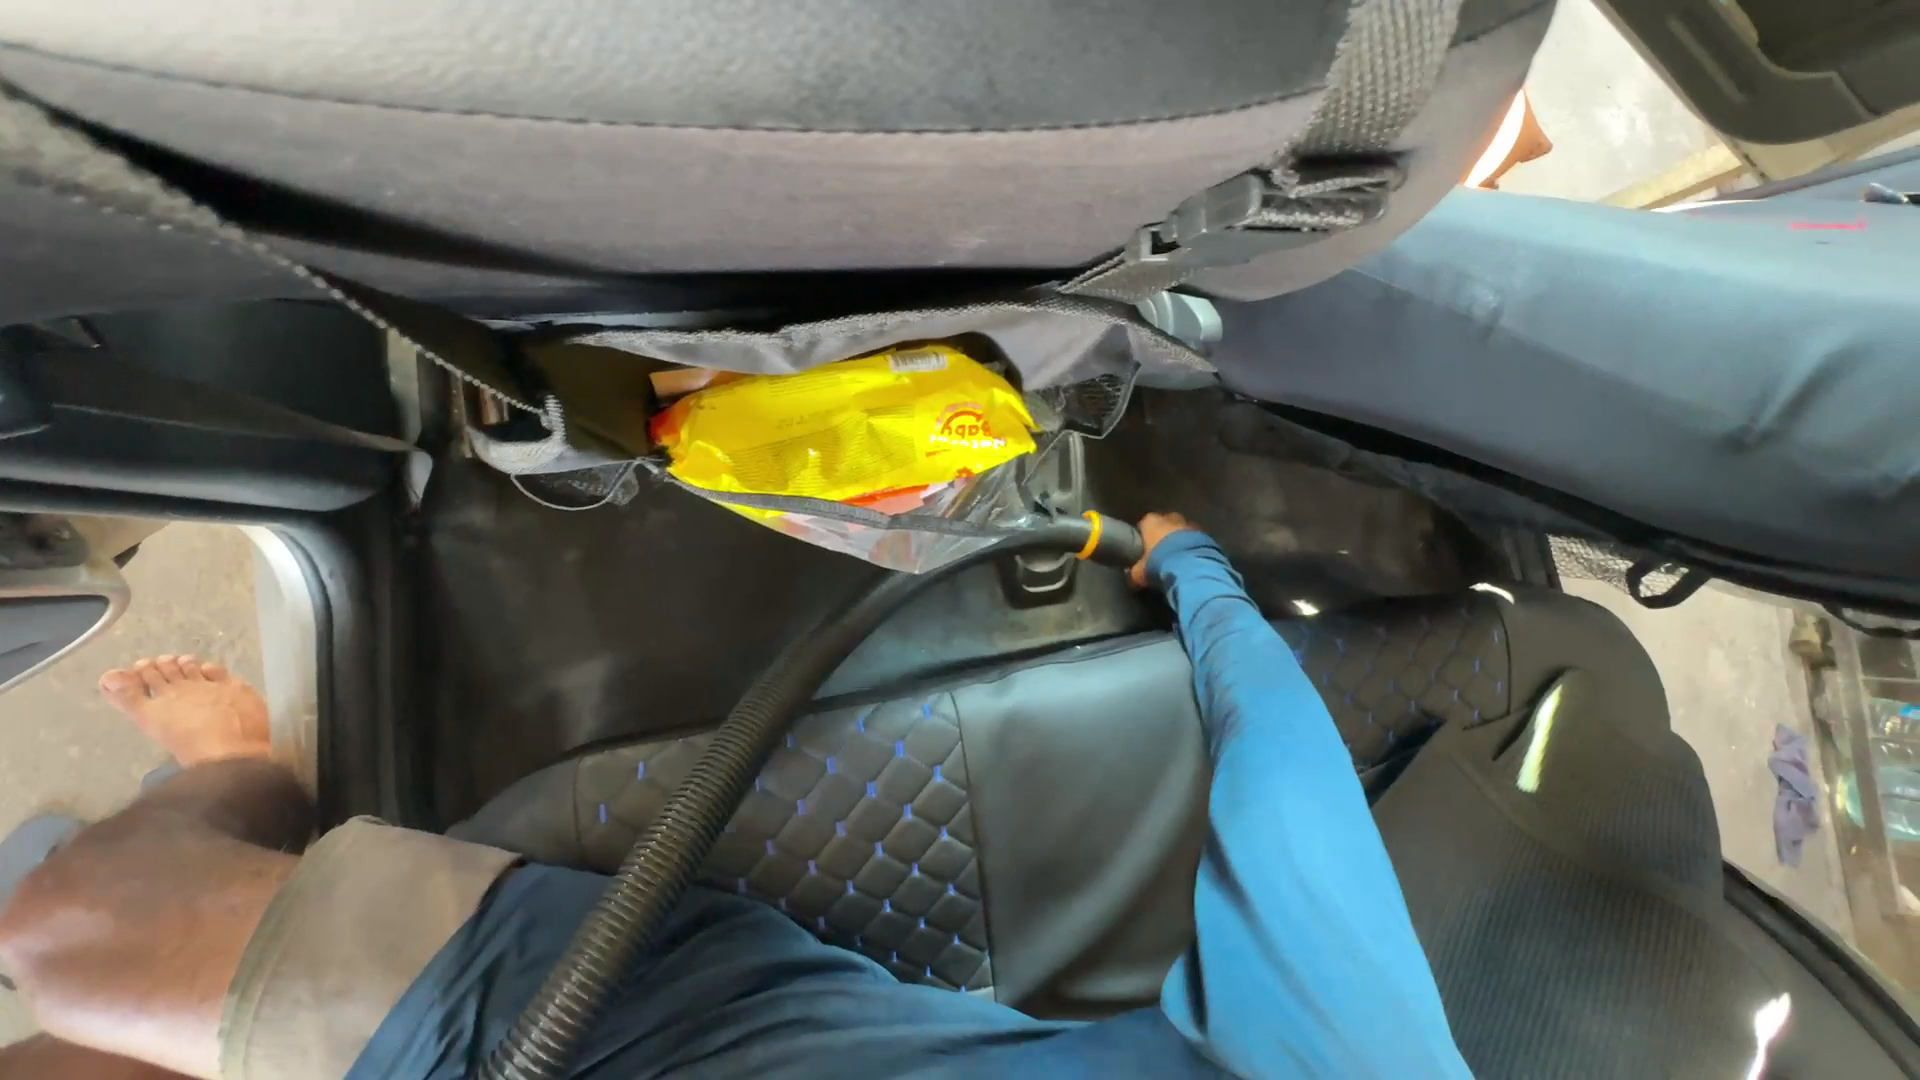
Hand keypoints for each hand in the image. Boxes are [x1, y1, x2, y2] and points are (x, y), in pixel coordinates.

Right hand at [1129, 512, 1196, 588]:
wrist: (1192, 568)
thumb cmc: (1159, 564)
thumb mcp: (1141, 573)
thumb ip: (1135, 572)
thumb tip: (1132, 576)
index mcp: (1152, 522)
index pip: (1145, 523)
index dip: (1145, 533)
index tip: (1144, 545)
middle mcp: (1171, 518)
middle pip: (1166, 522)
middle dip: (1165, 532)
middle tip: (1162, 549)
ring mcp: (1191, 525)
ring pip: (1183, 529)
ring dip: (1181, 539)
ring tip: (1179, 556)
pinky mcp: (1207, 535)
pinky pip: (1197, 539)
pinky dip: (1194, 546)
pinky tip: (1192, 560)